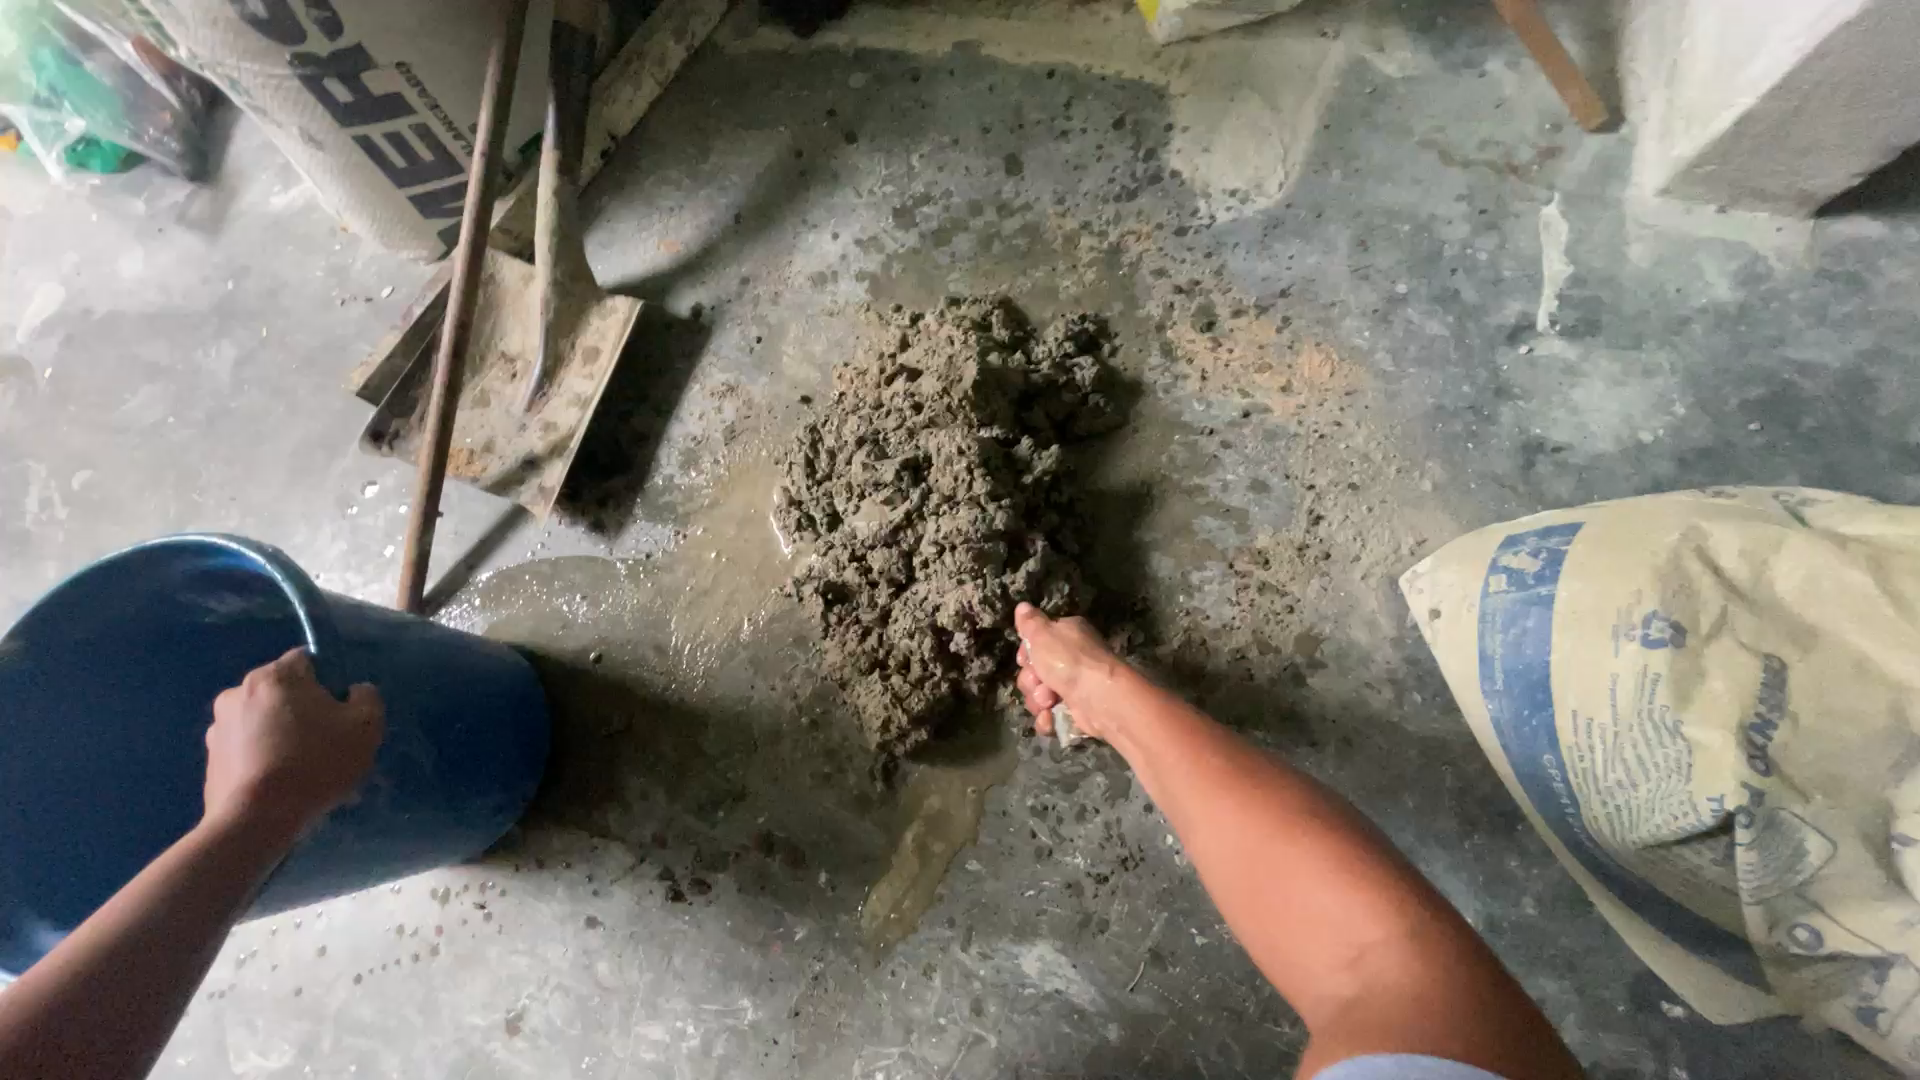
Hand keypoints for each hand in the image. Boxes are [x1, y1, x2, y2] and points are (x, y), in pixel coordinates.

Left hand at [205, 648, 383, 841]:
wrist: (257, 818)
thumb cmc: (317, 761)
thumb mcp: (366, 723)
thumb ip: (367, 696)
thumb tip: (353, 691)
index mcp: (275, 676)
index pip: (308, 659)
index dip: (331, 678)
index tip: (343, 705)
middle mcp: (238, 692)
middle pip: (284, 688)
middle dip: (304, 704)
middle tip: (328, 734)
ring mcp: (218, 726)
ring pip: (264, 716)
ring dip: (282, 729)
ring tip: (304, 760)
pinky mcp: (209, 757)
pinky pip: (248, 743)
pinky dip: (265, 751)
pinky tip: (283, 776)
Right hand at [1014, 602, 1128, 740]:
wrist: (1099, 696)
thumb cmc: (1069, 660)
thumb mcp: (1043, 633)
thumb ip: (1030, 621)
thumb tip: (1022, 606)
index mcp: (1066, 635)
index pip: (1036, 642)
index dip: (1026, 654)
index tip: (1025, 660)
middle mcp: (1071, 659)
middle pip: (1034, 672)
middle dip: (1031, 680)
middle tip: (1039, 681)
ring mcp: (1074, 686)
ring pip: (1039, 695)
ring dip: (1038, 700)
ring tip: (1049, 700)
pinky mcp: (1075, 710)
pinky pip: (1050, 716)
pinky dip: (1048, 719)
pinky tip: (1050, 717)